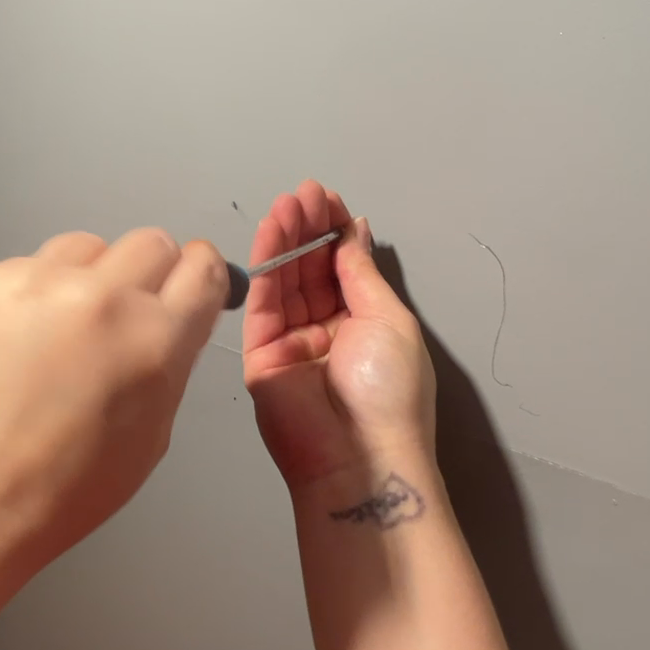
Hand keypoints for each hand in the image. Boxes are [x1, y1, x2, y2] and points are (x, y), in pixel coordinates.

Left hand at [0, 228, 228, 564]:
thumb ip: (172, 361)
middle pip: (151, 242)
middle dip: (150, 275)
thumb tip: (176, 315)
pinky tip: (17, 342)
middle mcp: (101, 296)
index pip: (202, 267)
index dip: (201, 278)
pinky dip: (38, 294)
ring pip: (90, 246)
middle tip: (125, 318)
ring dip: (91, 278)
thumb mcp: (153, 435)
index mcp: (154, 340)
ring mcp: (37, 281)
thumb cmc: (67, 489)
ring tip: (63, 331)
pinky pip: (34, 265)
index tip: (188, 290)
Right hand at [243, 181, 435, 492]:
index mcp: (365, 325)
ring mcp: (291, 343)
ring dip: (286, 240)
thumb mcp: (388, 320)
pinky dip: (266, 266)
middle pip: (312, 272)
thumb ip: (360, 273)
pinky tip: (271, 232)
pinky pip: (264, 305)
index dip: (334, 234)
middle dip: (308, 230)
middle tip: (304, 193)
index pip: (343, 269)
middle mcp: (326, 331)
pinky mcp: (260, 356)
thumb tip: (355, 229)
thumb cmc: (388, 389)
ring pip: (285, 283)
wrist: (357, 456)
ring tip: (287, 203)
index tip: (327, 200)